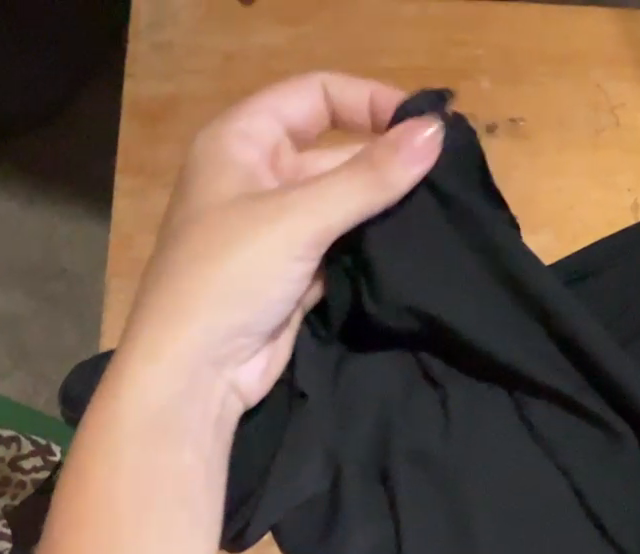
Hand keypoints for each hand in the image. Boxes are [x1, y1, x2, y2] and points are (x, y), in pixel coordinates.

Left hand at [114, 73, 444, 417]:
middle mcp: (257, 178)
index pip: (314, 96)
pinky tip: (407, 252)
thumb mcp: (299, 218)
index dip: (368, 101)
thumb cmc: (231, 276)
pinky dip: (368, 250)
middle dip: (382, 164)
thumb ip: (369, 177)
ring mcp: (274, 232)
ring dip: (380, 210)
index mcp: (241, 141)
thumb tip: (436, 132)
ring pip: (339, 206)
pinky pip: (339, 249)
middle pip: (332, 153)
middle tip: (443, 178)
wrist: (196, 371)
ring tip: (436, 213)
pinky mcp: (291, 277)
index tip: (423, 125)